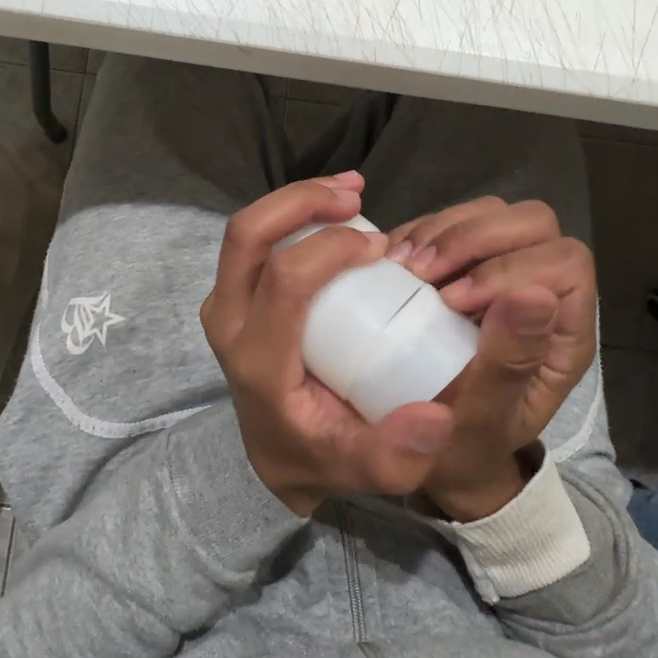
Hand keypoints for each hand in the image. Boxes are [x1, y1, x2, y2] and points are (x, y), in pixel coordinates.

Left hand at [200, 172, 456, 515]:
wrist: (276, 456)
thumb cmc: (322, 455)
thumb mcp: (367, 468)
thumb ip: (399, 453)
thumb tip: (434, 413)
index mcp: (259, 362)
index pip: (284, 282)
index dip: (331, 249)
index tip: (380, 247)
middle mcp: (229, 324)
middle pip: (247, 235)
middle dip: (301, 201)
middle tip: (357, 194)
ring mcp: (224, 305)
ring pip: (246, 230)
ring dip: (296, 199)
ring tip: (352, 190)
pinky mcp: (231, 294)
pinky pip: (253, 239)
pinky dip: (291, 212)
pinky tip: (335, 205)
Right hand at [385, 198, 597, 521]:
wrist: (424, 449)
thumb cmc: (460, 442)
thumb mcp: (483, 416)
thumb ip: (509, 361)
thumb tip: (536, 296)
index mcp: (562, 333)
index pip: (565, 264)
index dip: (510, 269)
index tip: (452, 300)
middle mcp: (541, 293)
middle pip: (533, 223)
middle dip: (472, 238)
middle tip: (421, 274)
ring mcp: (499, 270)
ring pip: (491, 211)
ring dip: (442, 230)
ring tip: (401, 267)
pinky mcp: (460, 264)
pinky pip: (450, 220)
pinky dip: (418, 232)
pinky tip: (391, 261)